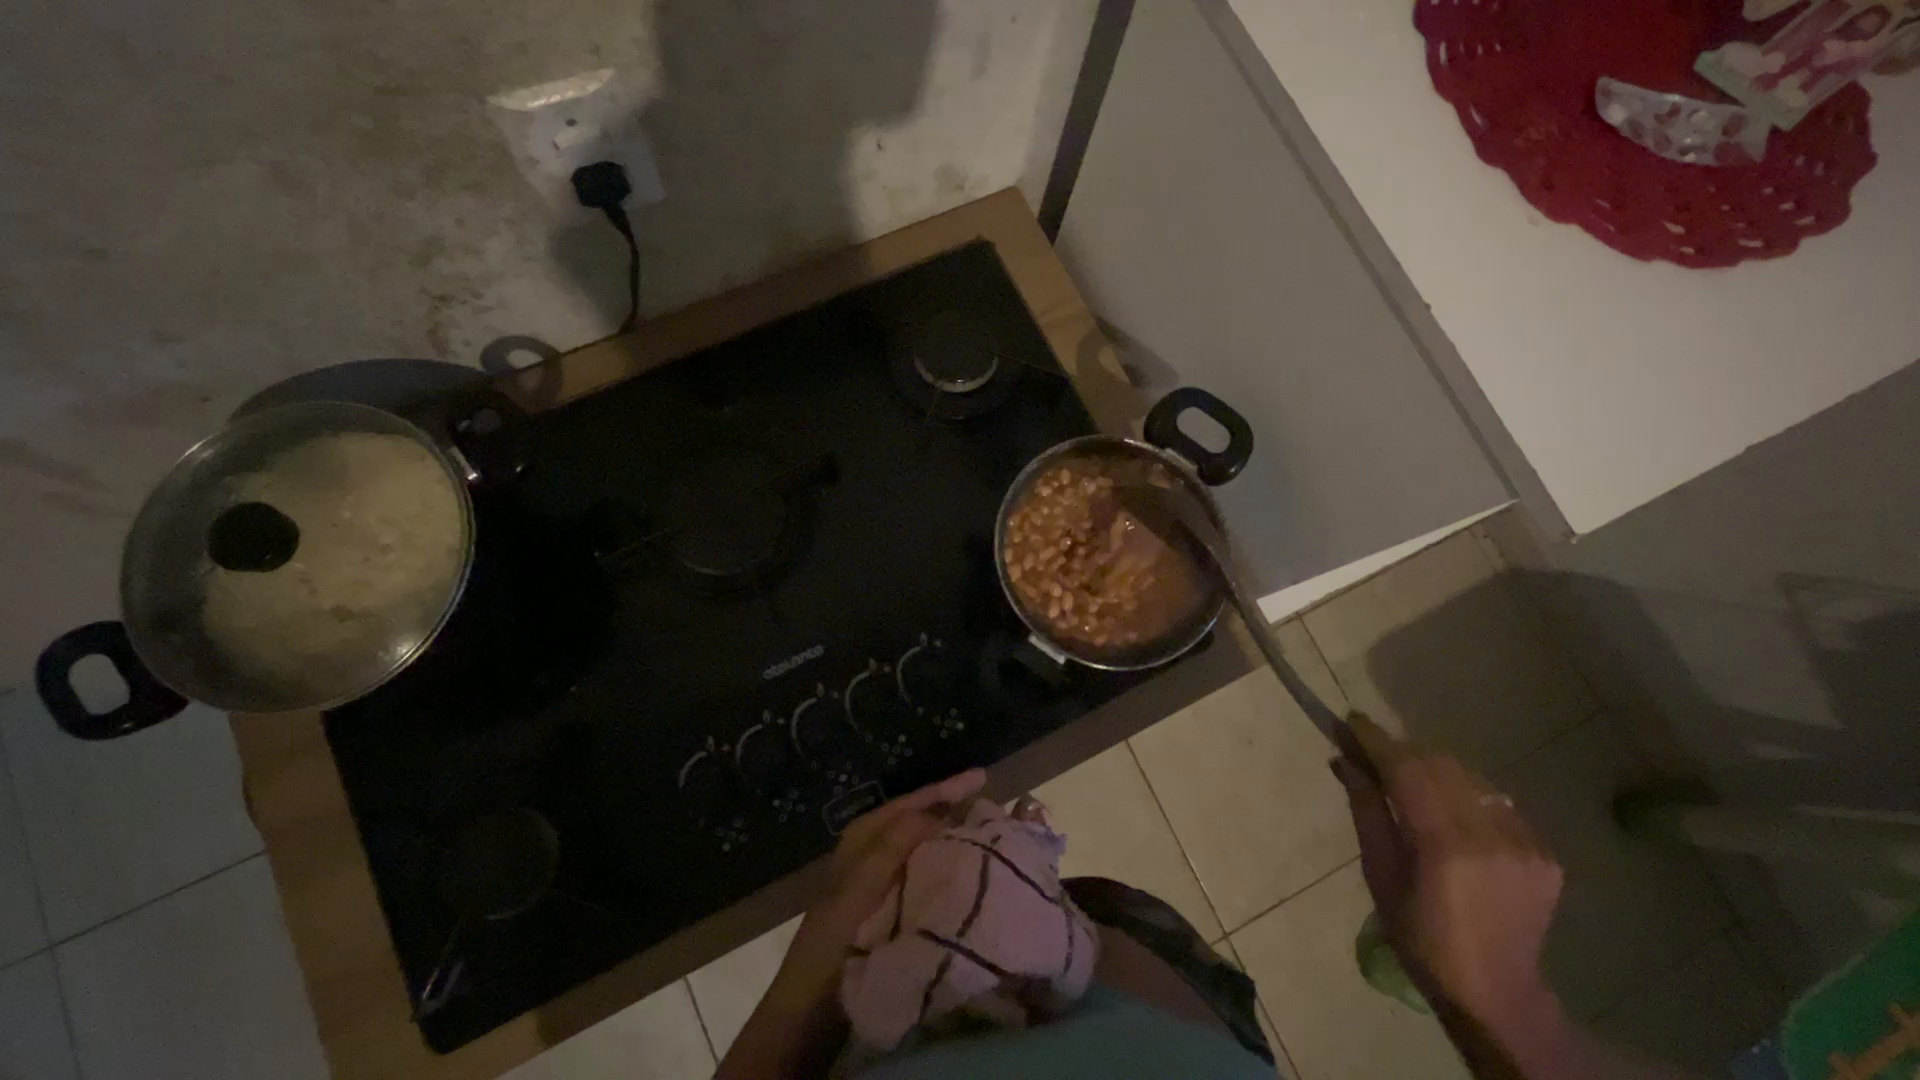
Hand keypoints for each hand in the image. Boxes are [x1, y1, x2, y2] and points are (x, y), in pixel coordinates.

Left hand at [776, 770, 988, 1000]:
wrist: (814, 1003)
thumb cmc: (833, 940)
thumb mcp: (858, 887)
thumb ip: (891, 846)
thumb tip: (934, 812)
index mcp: (864, 838)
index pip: (911, 803)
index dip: (946, 789)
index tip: (983, 777)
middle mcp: (875, 851)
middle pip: (921, 819)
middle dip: (955, 808)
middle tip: (994, 802)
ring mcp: (885, 880)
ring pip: (927, 845)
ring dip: (956, 835)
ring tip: (993, 830)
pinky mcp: (894, 907)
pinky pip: (929, 874)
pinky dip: (951, 866)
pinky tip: (975, 873)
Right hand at [1332, 717, 1562, 1030]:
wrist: (1495, 989)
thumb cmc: (1420, 937)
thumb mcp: (1380, 875)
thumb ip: (1367, 812)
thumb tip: (1344, 761)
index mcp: (1443, 846)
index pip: (1407, 771)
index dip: (1377, 741)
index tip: (1350, 721)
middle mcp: (1490, 834)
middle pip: (1440, 765)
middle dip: (1402, 751)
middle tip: (1370, 749)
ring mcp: (1524, 842)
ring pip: (1471, 778)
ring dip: (1434, 768)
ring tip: (1407, 778)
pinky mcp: (1544, 851)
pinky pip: (1497, 802)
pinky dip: (1466, 795)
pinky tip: (1449, 810)